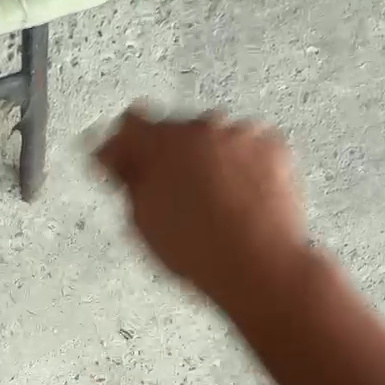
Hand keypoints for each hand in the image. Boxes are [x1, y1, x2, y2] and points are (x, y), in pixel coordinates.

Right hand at [95, 107, 315, 307]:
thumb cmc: (197, 249)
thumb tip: (112, 155)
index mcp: (161, 144)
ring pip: (213, 139)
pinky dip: (240, 167)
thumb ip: (126, 177)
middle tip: (169, 196)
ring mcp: (240, 134)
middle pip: (176, 131)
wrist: (257, 262)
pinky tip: (235, 201)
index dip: (124, 143)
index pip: (132, 122)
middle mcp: (201, 127)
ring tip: (208, 205)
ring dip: (206, 161)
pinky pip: (247, 148)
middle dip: (169, 157)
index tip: (121, 161)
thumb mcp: (142, 219)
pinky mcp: (272, 146)